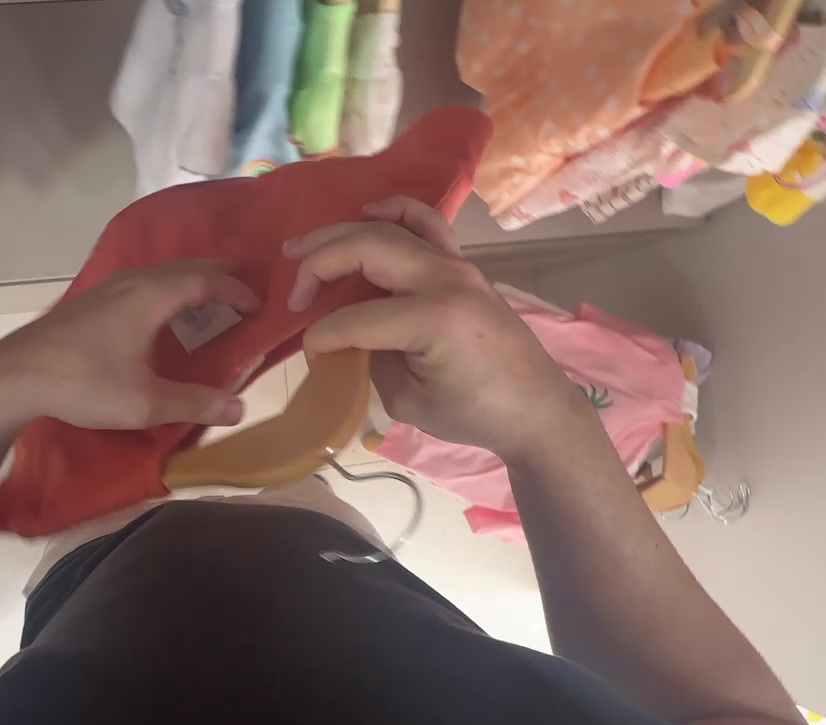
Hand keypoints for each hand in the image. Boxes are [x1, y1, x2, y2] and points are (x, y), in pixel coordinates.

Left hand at [0, 261, 258, 432]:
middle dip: (218, 278)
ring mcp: (106, 287)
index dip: (237, 289)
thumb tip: (239, 409)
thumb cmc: (85, 385)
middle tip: (241, 294)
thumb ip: (195, 403)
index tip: (257, 306)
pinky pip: (141, 284)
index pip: (207, 278)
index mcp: (151, 296)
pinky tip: (159, 316)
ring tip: (207, 304)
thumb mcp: (145, 403)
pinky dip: (165, 292)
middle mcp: (131, 281)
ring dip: (190, 284)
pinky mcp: (89, 301)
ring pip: (160, 274)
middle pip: (185, 268)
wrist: (16, 376)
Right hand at [283, 198, 590, 459]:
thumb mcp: (407, 401)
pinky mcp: (463, 265)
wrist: (535, 406)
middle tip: (291, 293)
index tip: (311, 358)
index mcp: (432, 320)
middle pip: (366, 249)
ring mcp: (457, 265)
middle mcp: (444, 279)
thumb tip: (348, 339)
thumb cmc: (473, 414)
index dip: (321, 337)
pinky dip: (394, 211)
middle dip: (318, 265)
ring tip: (302, 246)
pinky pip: (426, 222)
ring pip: (388, 228)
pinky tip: (366, 212)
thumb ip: (370, 362)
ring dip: (341, 233)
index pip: (354, 319)